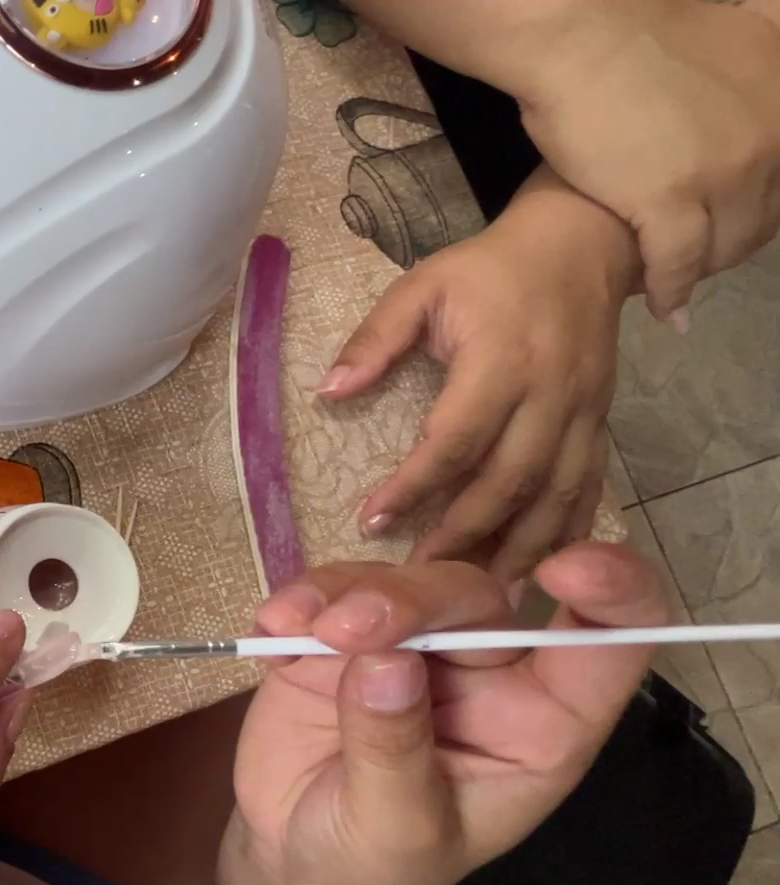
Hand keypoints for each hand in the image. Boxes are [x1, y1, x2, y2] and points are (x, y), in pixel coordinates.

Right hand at [231, 543, 667, 884]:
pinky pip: (321, 597)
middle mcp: (475, 675)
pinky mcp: (328, 646)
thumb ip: (394, 751)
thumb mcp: (396, 829)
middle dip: (409, 599)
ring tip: (287, 624)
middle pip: (468, 599)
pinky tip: (268, 629)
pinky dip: (295, 602)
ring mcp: (396, 652)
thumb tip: (385, 662)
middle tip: (343, 629)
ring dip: (339, 592)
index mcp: (532, 724)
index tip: (568, 569)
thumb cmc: (373, 862)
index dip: (609, 597)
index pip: (601, 647)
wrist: (293, 854)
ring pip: (389, 583)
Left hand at [320, 169, 635, 580]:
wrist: (585, 245)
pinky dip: (568, 529)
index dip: (413, 485)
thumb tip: (327, 391)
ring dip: (519, 547)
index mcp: (502, 364)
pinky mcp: (601, 420)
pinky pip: (590, 484)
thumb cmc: (485, 272)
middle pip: (509, 479)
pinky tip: (540, 567)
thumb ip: (374, 340)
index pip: (454, 440)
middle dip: (463, 533)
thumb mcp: (419, 289)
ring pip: (558, 493)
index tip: (370, 522)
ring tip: (478, 594)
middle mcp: (552, 395)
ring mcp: (586, 411)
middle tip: (416, 577)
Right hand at [519, 0, 779, 318]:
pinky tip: (661, 307)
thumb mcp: (741, 36)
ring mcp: (727, 171)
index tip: (722, 234)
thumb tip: (765, 56)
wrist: (590, 45)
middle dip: (728, 249)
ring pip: (724, 245)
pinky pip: (675, 260)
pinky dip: (669, 290)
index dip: (755, 216)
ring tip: (669, 289)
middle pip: (763, 218)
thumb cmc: (644, 39)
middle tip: (690, 268)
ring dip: (698, 273)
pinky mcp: (668, 200)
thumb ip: (759, 65)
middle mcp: (776, 137)